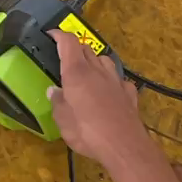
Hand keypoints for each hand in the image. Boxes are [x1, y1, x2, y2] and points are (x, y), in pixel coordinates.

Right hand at [46, 29, 142, 162]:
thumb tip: (53, 91)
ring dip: (94, 61)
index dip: (58, 35)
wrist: (125, 147)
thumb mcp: (62, 120)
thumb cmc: (87, 131)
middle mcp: (96, 71)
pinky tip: (110, 91)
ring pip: (104, 60)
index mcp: (76, 72)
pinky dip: (112, 81)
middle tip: (65, 58)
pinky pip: (120, 80)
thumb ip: (57, 102)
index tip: (50, 35)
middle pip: (86, 48)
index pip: (68, 42)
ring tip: (88, 72)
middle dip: (75, 48)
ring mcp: (116, 81)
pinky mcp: (130, 95)